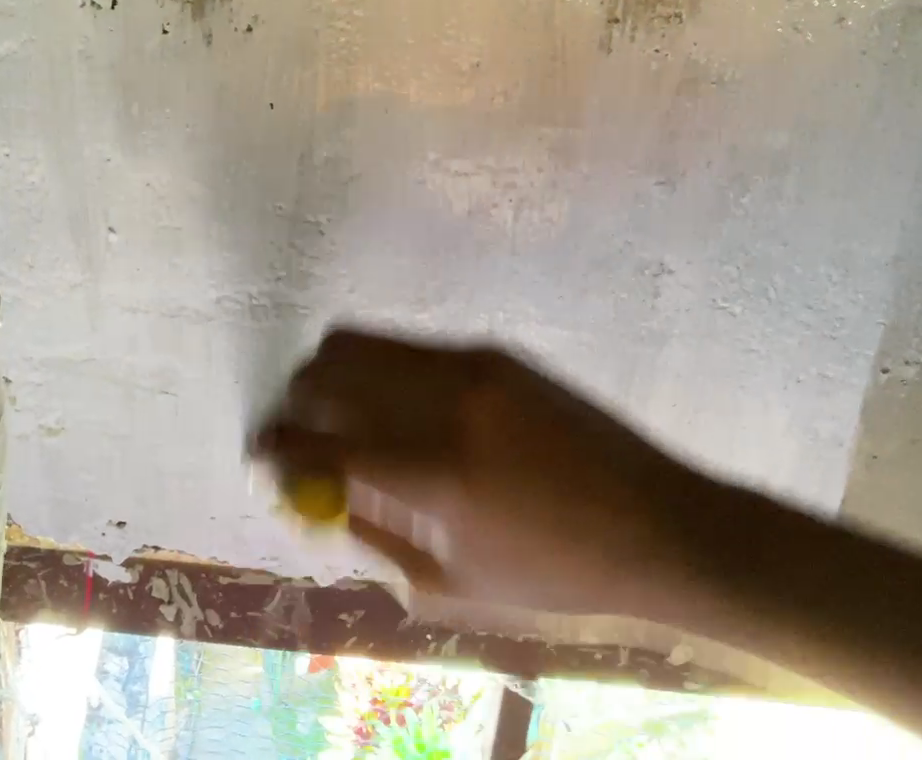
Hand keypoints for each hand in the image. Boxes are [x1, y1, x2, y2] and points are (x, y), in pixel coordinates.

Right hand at [252, 327, 717, 618]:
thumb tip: (308, 492)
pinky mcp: (490, 350)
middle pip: (323, 370)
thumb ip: (368, 530)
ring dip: (329, 374)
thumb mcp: (448, 581)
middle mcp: (443, 401)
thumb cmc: (556, 576)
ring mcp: (468, 364)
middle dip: (293, 401)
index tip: (260, 455)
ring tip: (338, 411)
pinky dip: (378, 371)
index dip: (271, 448)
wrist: (661, 524)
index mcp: (432, 474)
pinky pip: (404, 347)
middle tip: (297, 433)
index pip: (313, 444)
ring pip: (357, 341)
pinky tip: (399, 406)